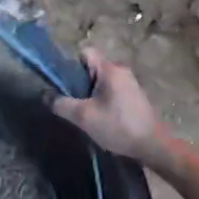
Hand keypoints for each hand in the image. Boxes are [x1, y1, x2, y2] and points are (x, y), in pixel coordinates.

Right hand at [52, 48, 173, 169]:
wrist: (152, 145)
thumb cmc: (118, 126)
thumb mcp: (84, 117)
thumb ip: (62, 104)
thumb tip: (46, 96)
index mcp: (111, 69)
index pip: (86, 52)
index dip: (70, 64)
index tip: (63, 84)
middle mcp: (121, 71)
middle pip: (93, 67)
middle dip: (79, 82)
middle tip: (69, 100)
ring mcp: (130, 84)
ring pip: (102, 80)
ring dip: (90, 93)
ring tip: (82, 111)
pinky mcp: (134, 97)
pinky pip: (112, 90)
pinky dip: (102, 99)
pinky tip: (99, 117)